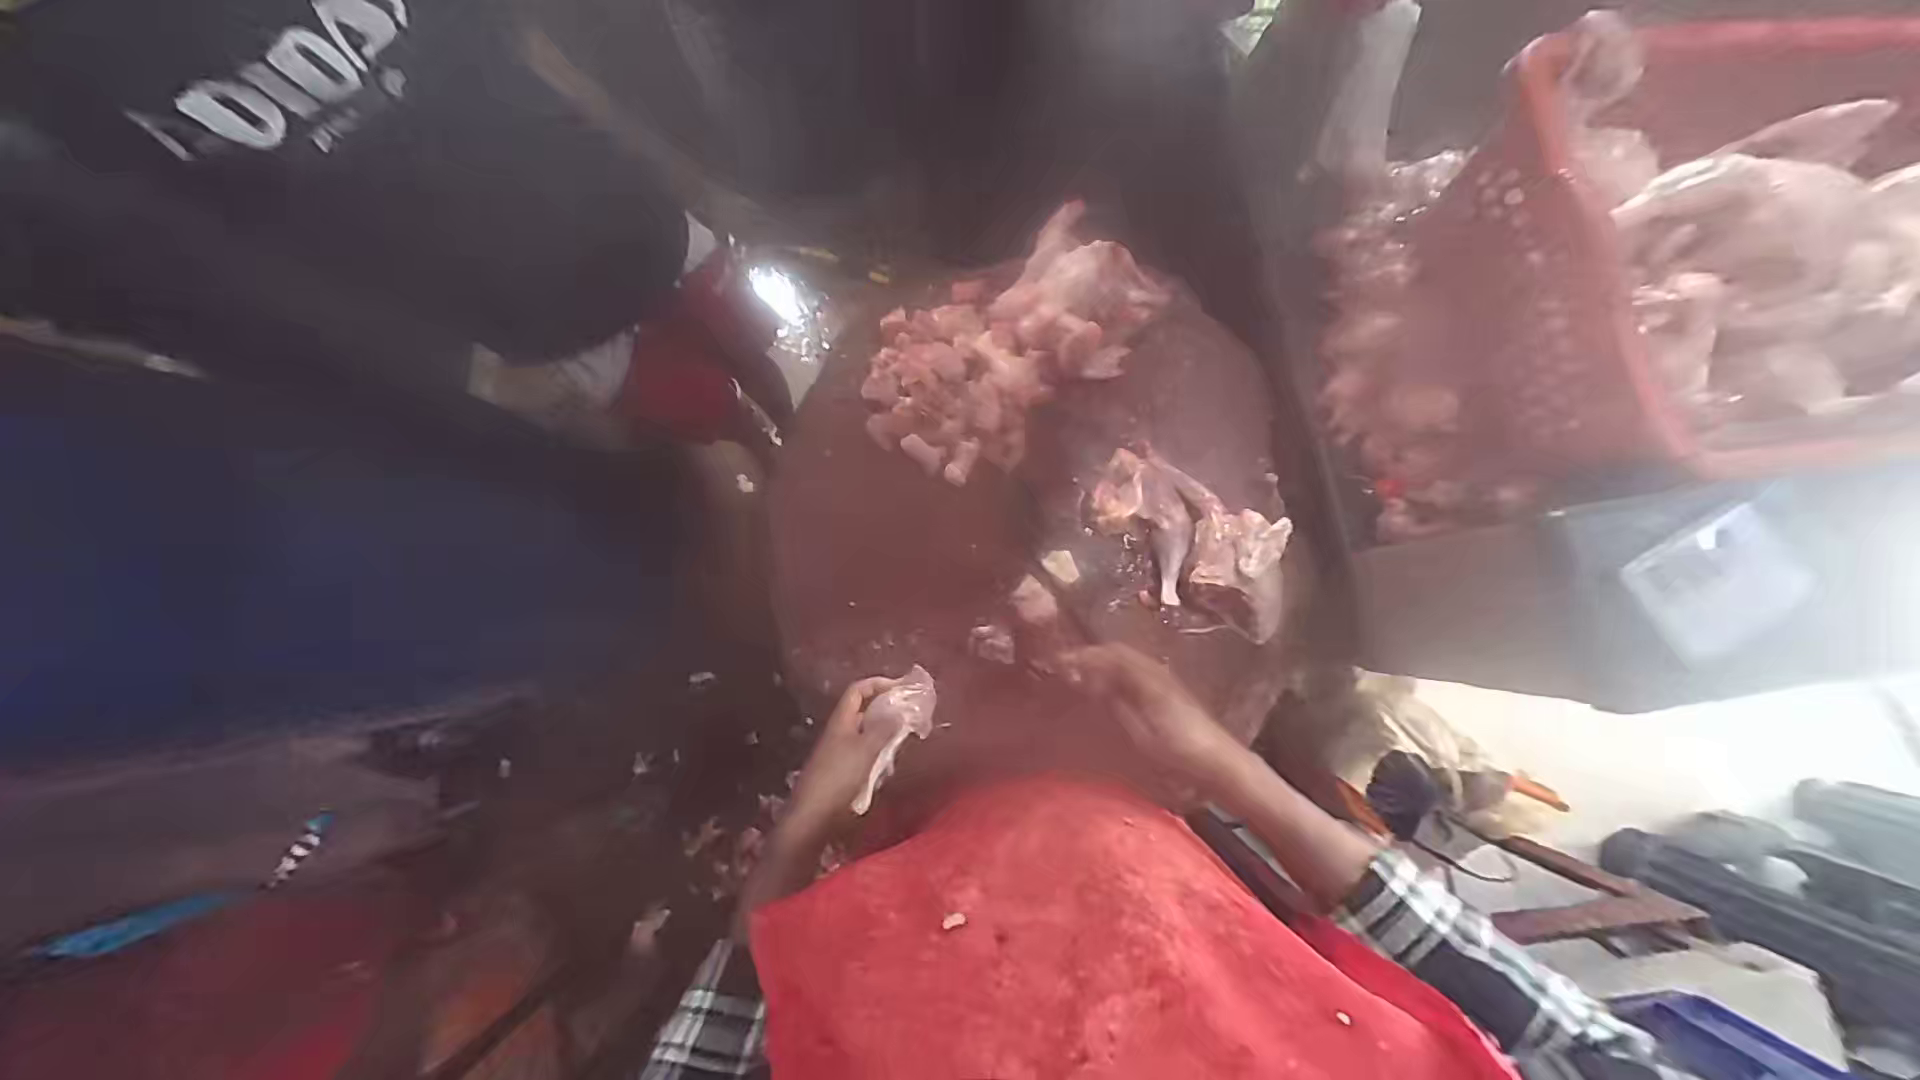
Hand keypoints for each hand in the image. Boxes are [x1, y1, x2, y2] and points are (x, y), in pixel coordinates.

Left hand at [788, 675, 903, 824]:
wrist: (811, 818)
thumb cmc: (838, 778)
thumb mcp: (865, 750)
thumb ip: (884, 729)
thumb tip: (899, 710)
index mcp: (842, 720)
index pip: (858, 690)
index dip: (878, 683)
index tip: (901, 687)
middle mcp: (839, 732)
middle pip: (863, 711)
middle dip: (886, 709)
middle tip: (910, 713)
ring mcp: (839, 752)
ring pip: (866, 733)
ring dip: (885, 733)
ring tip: (905, 737)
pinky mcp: (842, 772)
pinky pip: (865, 753)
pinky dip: (879, 753)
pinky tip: (890, 763)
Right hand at [1060, 644, 1250, 797]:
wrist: (1220, 763)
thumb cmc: (1179, 752)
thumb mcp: (1140, 733)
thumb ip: (1115, 703)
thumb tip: (1089, 681)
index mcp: (1147, 678)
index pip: (1109, 655)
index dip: (1083, 657)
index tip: (1060, 663)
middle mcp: (1156, 671)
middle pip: (1117, 651)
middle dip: (1090, 656)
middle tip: (1067, 667)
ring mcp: (1165, 678)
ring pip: (1127, 658)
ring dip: (1103, 662)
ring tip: (1082, 675)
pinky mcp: (1169, 688)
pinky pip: (1135, 668)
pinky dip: (1116, 670)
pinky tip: (1108, 686)